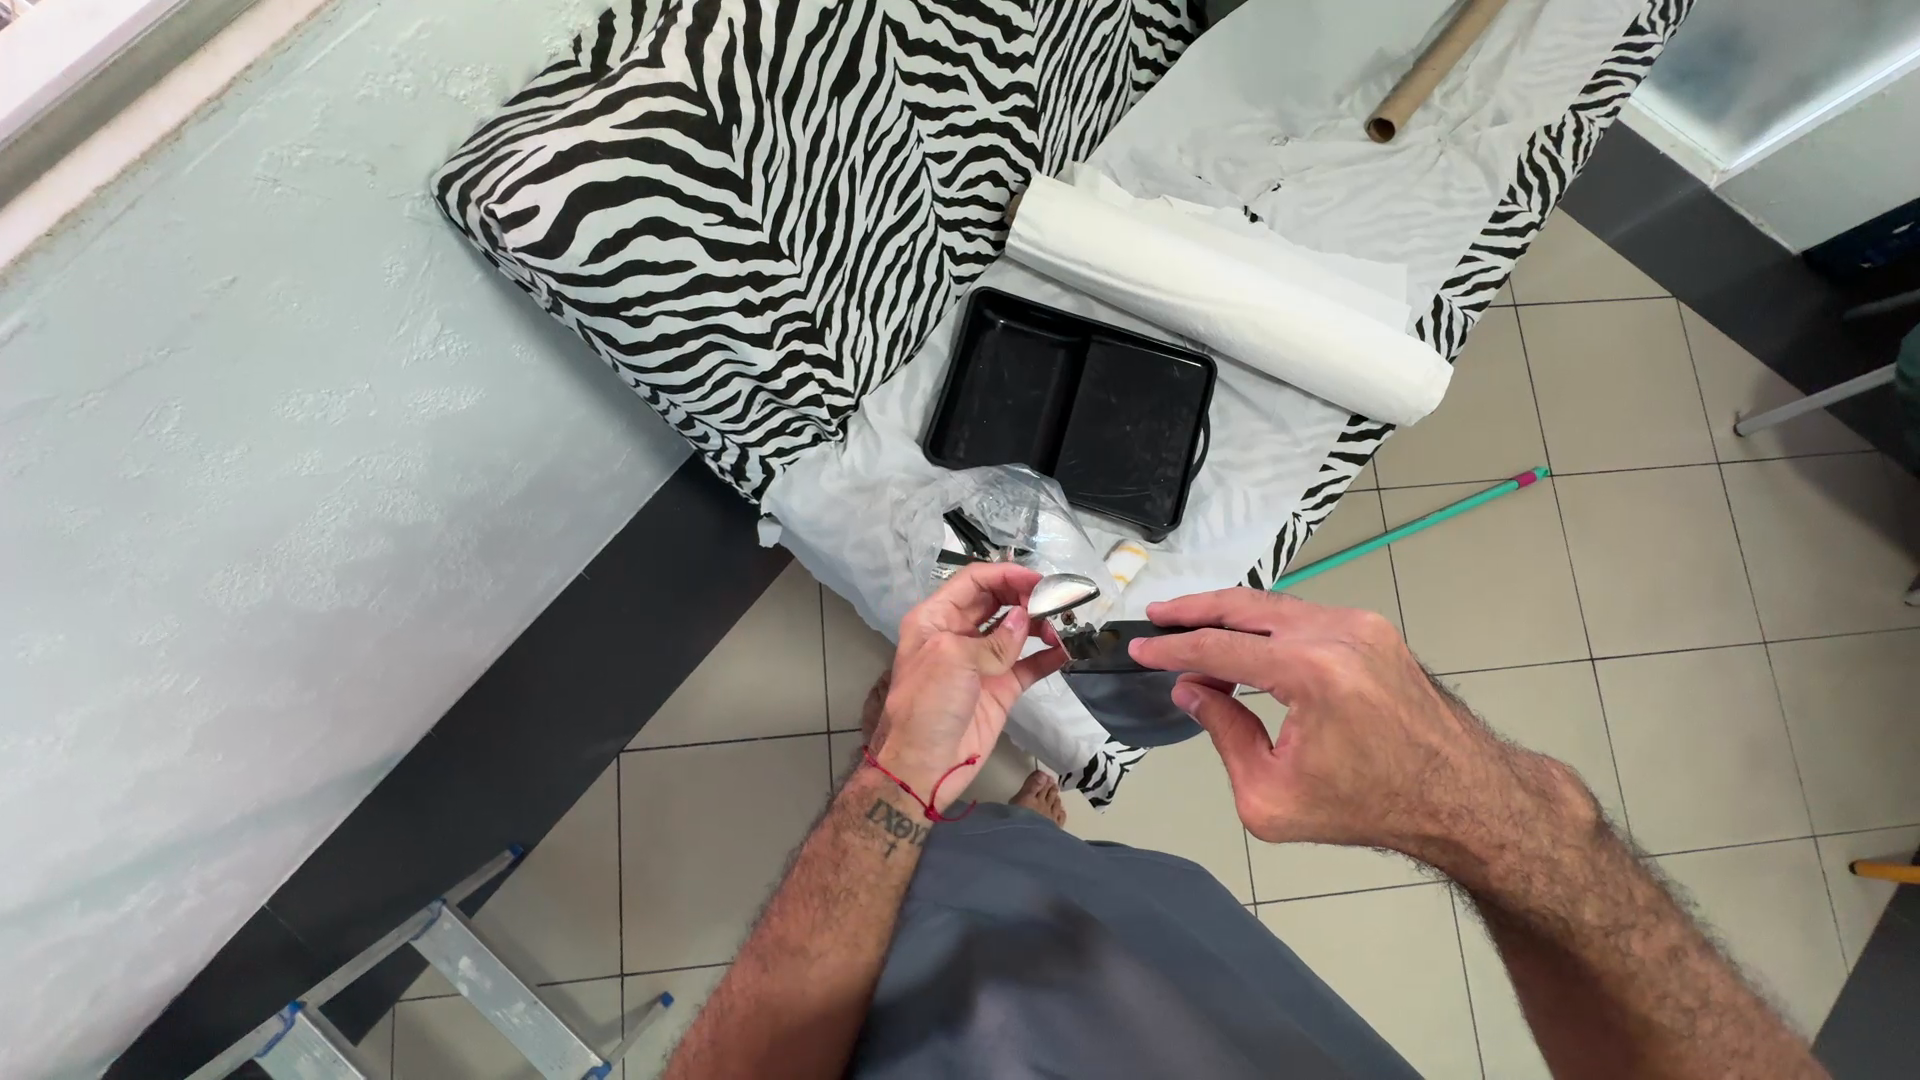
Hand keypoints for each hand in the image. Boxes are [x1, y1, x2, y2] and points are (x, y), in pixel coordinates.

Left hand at [868, 563, 1066, 811]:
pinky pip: (1029, 664)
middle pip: (997, 601)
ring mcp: (981, 661)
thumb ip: (993, 639)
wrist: (923, 767)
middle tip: (1056, 600)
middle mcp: (958, 634)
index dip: (1005, 575)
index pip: (974, 582)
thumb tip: (1025, 619)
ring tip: (1064, 624)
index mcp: (936, 618)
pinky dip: (1048, 656)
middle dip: (1026, 596)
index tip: (1038, 580)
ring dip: (1040, 624)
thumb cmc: (926, 705)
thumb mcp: (952, 660)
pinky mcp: (1001, 688)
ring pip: (1016, 630)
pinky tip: (1068, 650)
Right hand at [1127, 590, 1587, 863]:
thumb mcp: (1271, 796)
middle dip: (1192, 610)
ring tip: (1188, 625)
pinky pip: (1300, 614)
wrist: (1464, 798)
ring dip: (1227, 615)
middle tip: (1156, 616)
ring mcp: (1358, 623)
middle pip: (1243, 606)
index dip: (1172, 649)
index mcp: (1310, 673)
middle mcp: (1335, 632)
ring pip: (1272, 605)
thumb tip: (1192, 691)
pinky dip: (1262, 624)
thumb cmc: (1367, 807)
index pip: (1219, 648)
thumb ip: (1224, 734)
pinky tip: (1242, 641)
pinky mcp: (1371, 627)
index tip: (1139, 650)